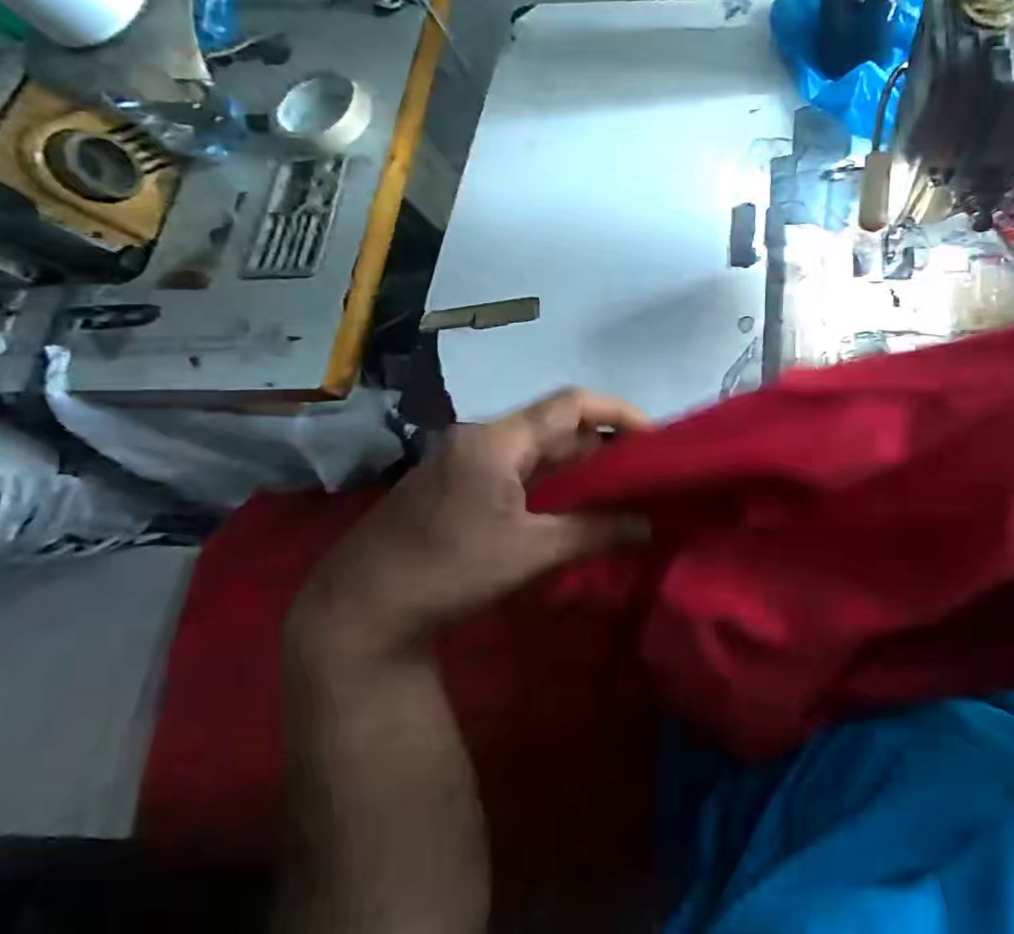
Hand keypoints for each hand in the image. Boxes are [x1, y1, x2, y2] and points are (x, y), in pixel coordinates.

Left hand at [290, 388, 650, 660]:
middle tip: (641, 473)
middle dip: (601, 445)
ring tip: (615, 492)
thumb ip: (593, 532)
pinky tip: (568, 508)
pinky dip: (547, 483)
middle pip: (553, 426)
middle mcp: (479, 439)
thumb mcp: (530, 552)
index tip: (654, 437)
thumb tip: (647, 526)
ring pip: (533, 450)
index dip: (618, 412)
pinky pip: (513, 471)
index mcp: (496, 440)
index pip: (570, 404)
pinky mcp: (452, 487)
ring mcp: (461, 462)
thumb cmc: (449, 570)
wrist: (359, 608)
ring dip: (574, 467)